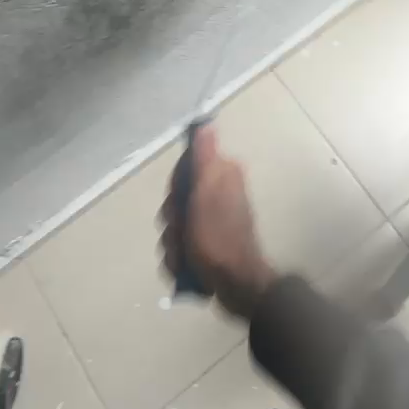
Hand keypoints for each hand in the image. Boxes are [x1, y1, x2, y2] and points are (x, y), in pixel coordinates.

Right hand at [160, 126, 278, 318]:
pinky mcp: (209, 243)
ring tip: (182, 256)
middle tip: (180, 233)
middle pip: (177, 198)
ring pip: (176, 224)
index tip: (178, 203)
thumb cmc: (219, 238)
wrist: (236, 286)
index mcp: (222, 176)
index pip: (184, 169)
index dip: (175, 188)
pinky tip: (183, 266)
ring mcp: (213, 220)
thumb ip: (205, 158)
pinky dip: (178, 256)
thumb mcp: (208, 193)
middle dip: (173, 221)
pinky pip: (181, 243)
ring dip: (173, 242)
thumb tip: (205, 123)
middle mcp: (219, 193)